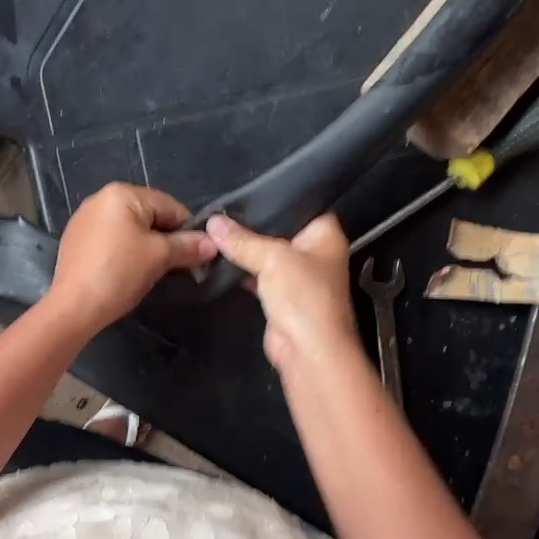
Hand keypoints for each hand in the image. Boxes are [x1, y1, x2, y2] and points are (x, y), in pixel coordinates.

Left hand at [47, 183, 216, 333]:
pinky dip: (124, 253)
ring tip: (150, 272)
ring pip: (129, 229)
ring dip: (145, 248)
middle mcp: (100, 199)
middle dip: (165, 240)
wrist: (74, 307)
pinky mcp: (75, 241)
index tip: (196, 256)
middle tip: (175, 267)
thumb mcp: (159, 257)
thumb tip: (213, 244)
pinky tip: (126, 273)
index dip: (187, 231)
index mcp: (121, 193)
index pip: (169, 206)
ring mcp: (84, 220)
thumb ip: (188, 246)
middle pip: (149, 216)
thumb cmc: (119, 273)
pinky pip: (110, 240)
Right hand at [206, 213, 358, 372]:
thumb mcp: (272, 258)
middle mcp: (314, 252)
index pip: (303, 204)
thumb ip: (242, 240)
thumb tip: (212, 221)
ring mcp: (297, 276)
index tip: (245, 189)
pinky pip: (257, 275)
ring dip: (243, 249)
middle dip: (252, 224)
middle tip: (221, 211)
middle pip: (279, 230)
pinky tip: (217, 261)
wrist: (307, 350)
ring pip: (266, 254)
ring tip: (213, 232)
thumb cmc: (303, 295)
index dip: (276, 197)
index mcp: (325, 235)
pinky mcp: (280, 296)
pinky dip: (240, 271)